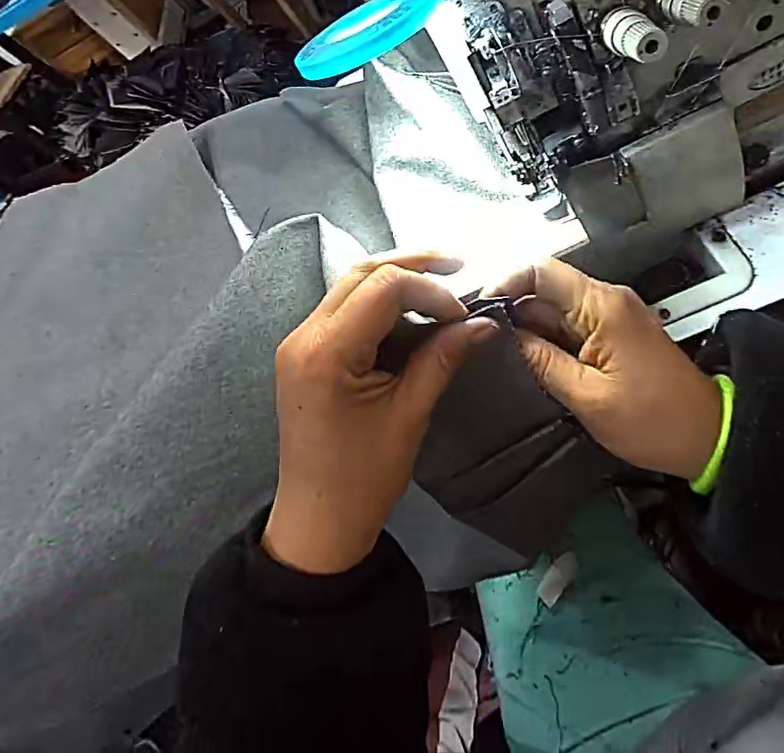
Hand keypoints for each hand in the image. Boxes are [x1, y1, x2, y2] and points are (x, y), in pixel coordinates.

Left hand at [266, 252, 498, 573]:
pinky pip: (347, 306)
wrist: (317, 521)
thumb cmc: (363, 476)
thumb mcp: (410, 413)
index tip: (462, 315)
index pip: (383, 288)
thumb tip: (483, 323)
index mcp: (325, 352)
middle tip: (458, 266)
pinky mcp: (307, 350)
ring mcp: (300, 341)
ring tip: (442, 281)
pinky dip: (383, 298)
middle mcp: (304, 335)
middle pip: (363, 272)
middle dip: (414, 264)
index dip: (430, 290)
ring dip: (398, 276)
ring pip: (353, 283)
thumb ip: (444, 357)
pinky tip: (413, 306)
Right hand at [493, 259, 722, 479]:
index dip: (506, 283)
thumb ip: (542, 362)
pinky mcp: (616, 333)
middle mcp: (609, 300)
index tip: (481, 310)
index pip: (542, 270)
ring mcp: (614, 315)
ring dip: (531, 329)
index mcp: (603, 305)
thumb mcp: (587, 396)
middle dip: (514, 312)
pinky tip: (535, 363)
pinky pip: (574, 326)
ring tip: (505, 357)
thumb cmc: (655, 419)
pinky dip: (551, 340)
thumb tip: (505, 336)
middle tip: (485, 343)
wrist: (706, 434)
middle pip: (546, 289)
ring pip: (557, 309)